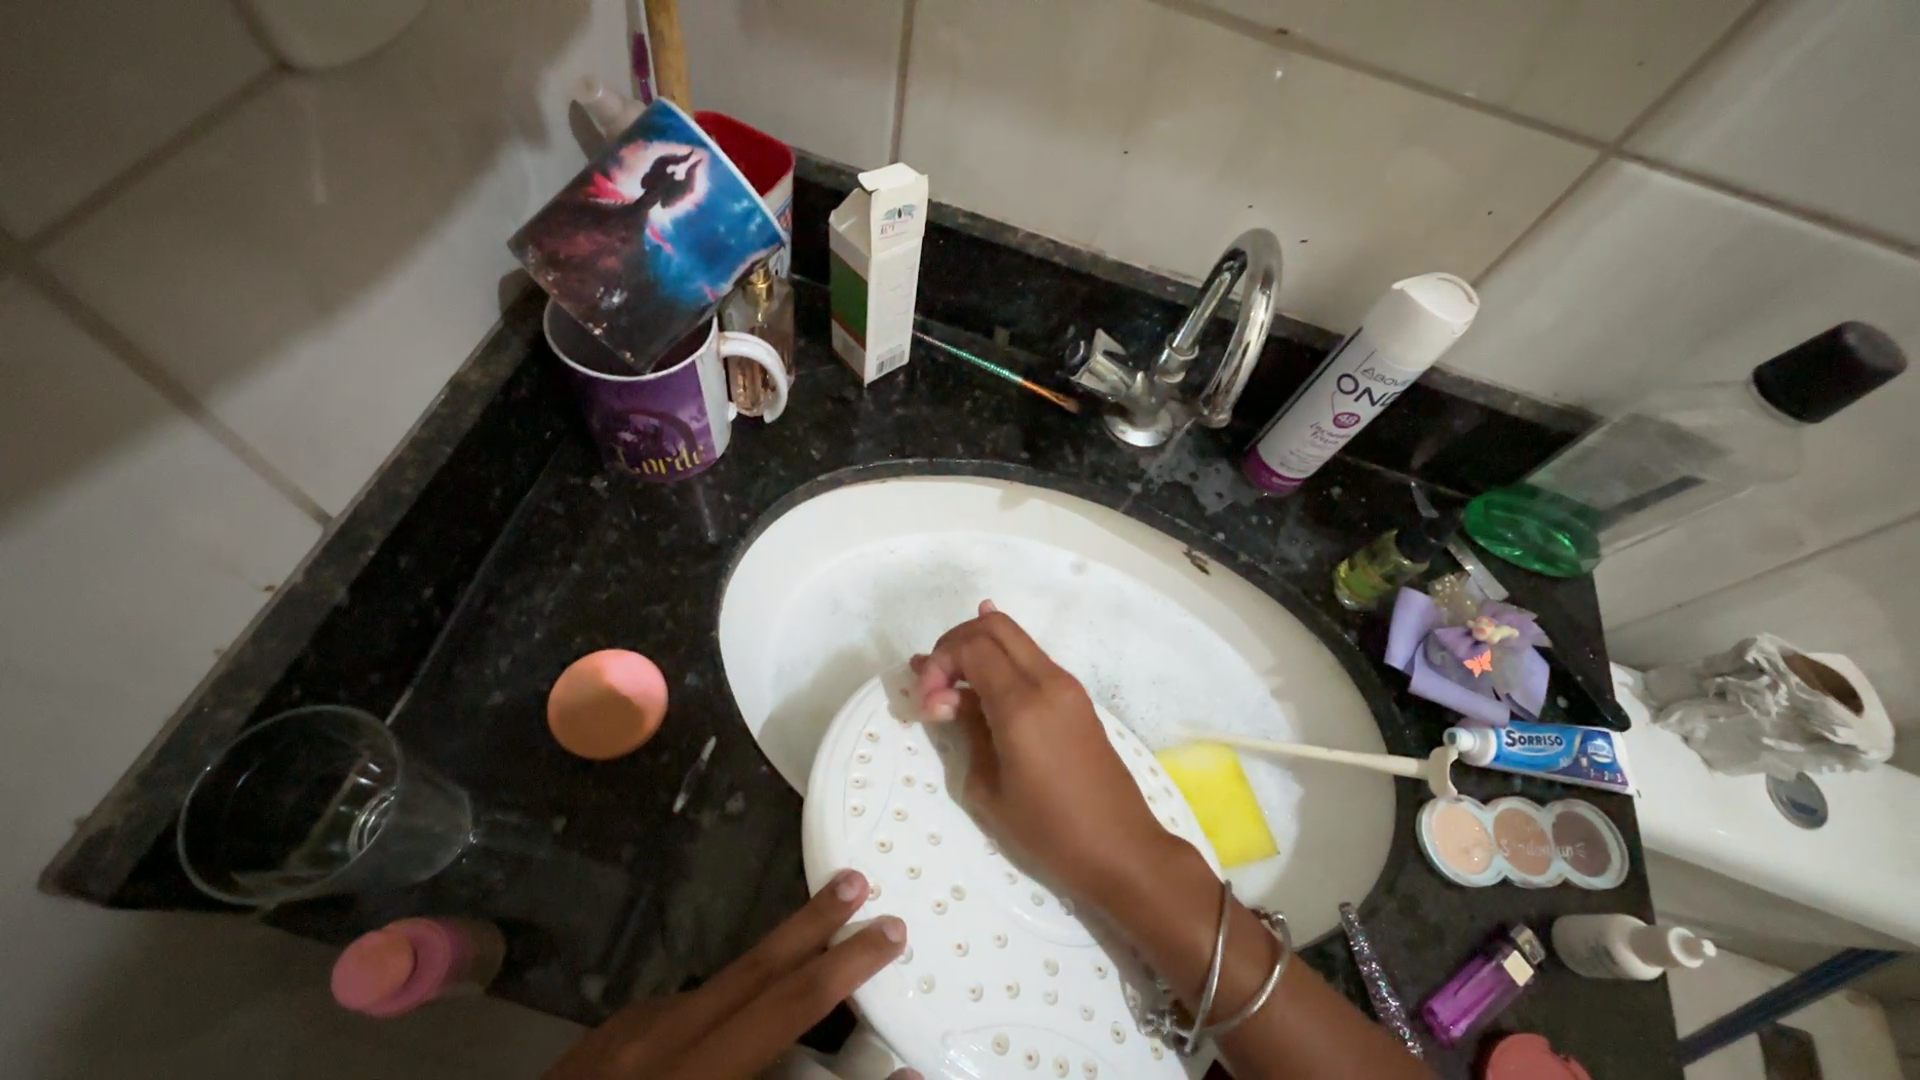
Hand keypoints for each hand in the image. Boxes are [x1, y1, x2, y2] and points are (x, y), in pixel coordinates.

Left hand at [545, 870, 913, 1079]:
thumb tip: (889, 1071)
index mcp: (692, 1072)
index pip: (784, 1006)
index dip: (844, 968)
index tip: (892, 930)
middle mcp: (661, 1040)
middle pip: (755, 969)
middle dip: (813, 923)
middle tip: (860, 881)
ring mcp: (629, 1033)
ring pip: (720, 986)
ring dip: (772, 965)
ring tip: (811, 956)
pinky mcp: (610, 1034)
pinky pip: (684, 1010)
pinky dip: (722, 1009)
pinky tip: (725, 1037)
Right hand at [910, 601, 1176, 900]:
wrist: (1120, 847)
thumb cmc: (1050, 830)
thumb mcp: (989, 788)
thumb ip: (966, 730)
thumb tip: (947, 698)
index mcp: (1023, 705)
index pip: (971, 647)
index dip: (938, 664)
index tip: (926, 703)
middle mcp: (1048, 681)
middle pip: (994, 626)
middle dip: (954, 644)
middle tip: (934, 682)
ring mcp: (1067, 685)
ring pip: (1015, 637)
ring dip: (978, 649)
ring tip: (949, 683)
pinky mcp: (1076, 697)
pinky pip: (1032, 659)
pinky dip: (1001, 660)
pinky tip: (979, 676)